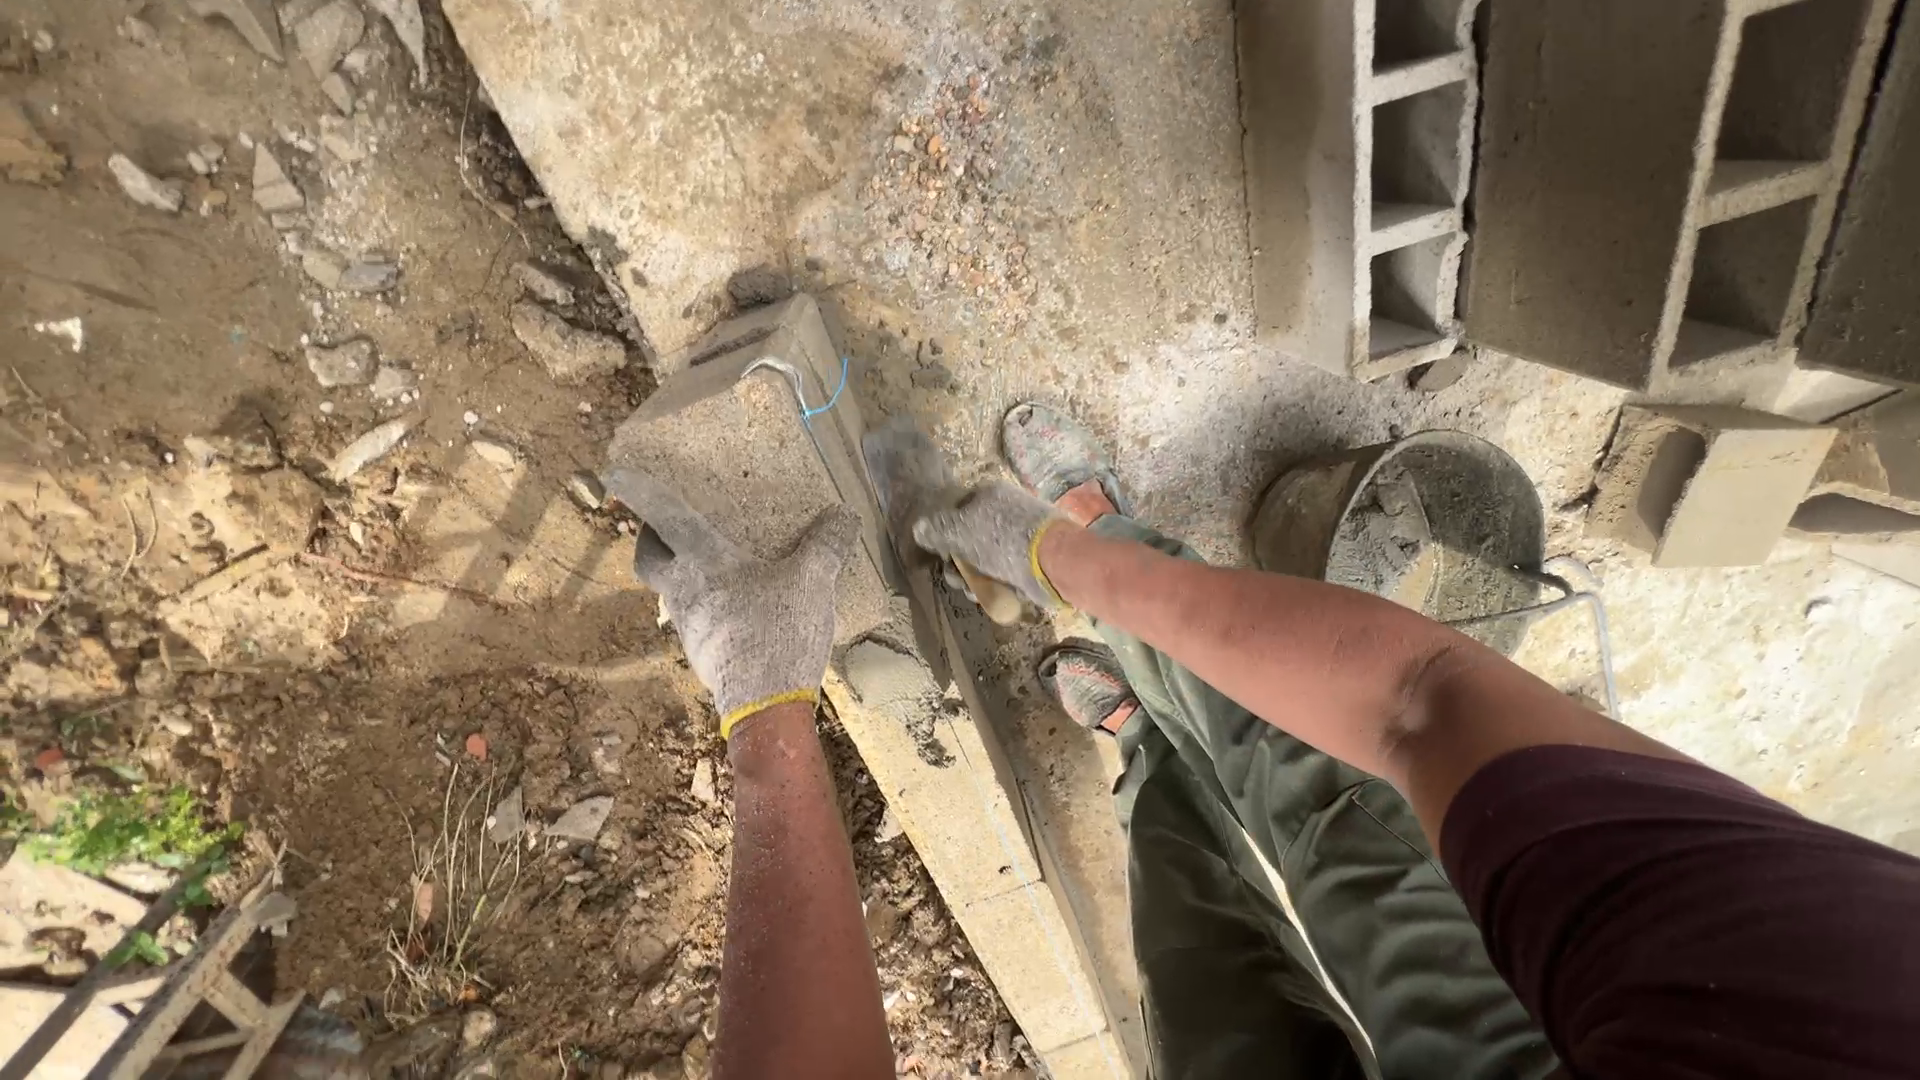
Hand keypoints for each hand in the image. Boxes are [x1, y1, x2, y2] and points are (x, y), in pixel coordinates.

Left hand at [602, 469, 859, 737]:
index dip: (642, 493)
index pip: (665, 518)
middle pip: (649, 559)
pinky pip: (695, 617)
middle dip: (651, 538)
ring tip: (714, 565)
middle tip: (668, 526)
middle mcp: (684, 591)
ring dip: (681, 572)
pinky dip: (706, 603)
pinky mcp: (702, 653)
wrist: (766, 705)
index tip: (617, 473)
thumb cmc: (779, 631)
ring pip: (670, 590)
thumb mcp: (813, 581)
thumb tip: (845, 515)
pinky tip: (737, 608)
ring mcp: (689, 625)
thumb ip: (826, 546)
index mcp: (704, 562)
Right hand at [910, 482, 1071, 609]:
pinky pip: (1003, 571)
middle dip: (959, 564)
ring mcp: (1018, 536)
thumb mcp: (960, 531)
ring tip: (976, 591)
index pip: (956, 510)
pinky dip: (996, 584)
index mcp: (988, 495)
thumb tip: (918, 527)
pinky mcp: (1030, 560)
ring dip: (975, 578)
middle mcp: (1004, 512)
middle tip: (957, 578)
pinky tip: (994, 595)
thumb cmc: (1002, 540)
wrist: (1053, 562)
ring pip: (984, 559)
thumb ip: (936, 529)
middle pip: (968, 539)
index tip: (942, 553)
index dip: (945, 534)